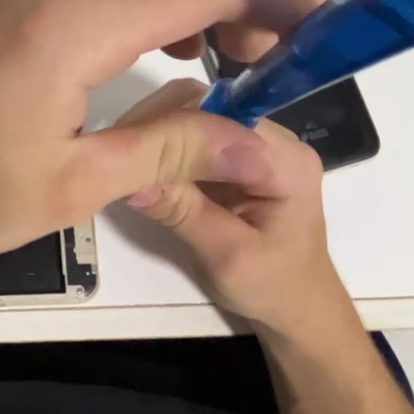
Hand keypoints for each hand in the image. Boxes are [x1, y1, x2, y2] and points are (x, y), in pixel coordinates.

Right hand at [113, 79, 348, 329]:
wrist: (294, 307)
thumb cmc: (271, 287)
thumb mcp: (225, 255)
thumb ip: (182, 211)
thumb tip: (131, 177)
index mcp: (284, 160)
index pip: (222, 114)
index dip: (171, 122)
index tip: (126, 146)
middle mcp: (271, 141)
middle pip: (206, 106)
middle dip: (159, 125)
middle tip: (118, 156)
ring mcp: (250, 147)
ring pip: (193, 116)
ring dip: (157, 135)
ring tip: (126, 163)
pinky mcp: (231, 158)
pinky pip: (191, 137)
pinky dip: (163, 149)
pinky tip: (143, 170)